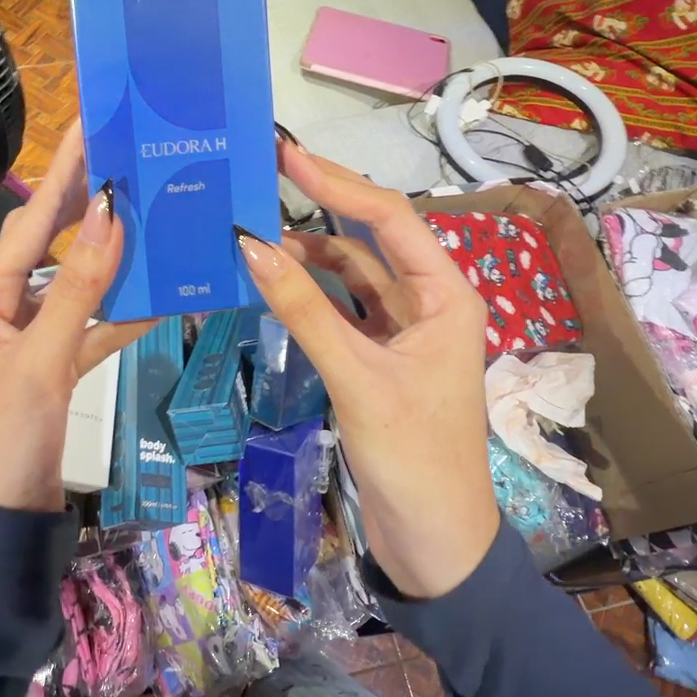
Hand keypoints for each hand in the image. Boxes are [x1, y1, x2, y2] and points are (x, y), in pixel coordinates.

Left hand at [0, 122, 156, 511]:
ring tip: (153, 214)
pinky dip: (124, 314)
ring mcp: (38, 334)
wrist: (0, 519)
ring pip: (82, 281)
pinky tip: (161, 295)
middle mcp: (11, 303)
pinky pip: (97, 326)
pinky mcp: (61, 363)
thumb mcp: (41, 359)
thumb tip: (107, 215)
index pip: (32, 218)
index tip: (91, 126)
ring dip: (115, 256)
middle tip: (128, 159)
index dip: (63, 171)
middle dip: (88, 202)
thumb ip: (77, 288)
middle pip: (55, 241)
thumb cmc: (6, 436)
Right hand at [236, 142, 499, 598]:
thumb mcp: (356, 378)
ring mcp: (402, 326)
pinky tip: (276, 276)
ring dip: (309, 249)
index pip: (389, 219)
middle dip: (324, 203)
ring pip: (352, 269)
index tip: (287, 157)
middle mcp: (428, 299)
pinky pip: (342, 304)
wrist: (435, 540)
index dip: (338, 184)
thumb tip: (250, 246)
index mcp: (446, 294)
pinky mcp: (379, 351)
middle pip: (371, 235)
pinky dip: (309, 288)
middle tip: (269, 171)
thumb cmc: (412, 456)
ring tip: (257, 229)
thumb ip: (304, 311)